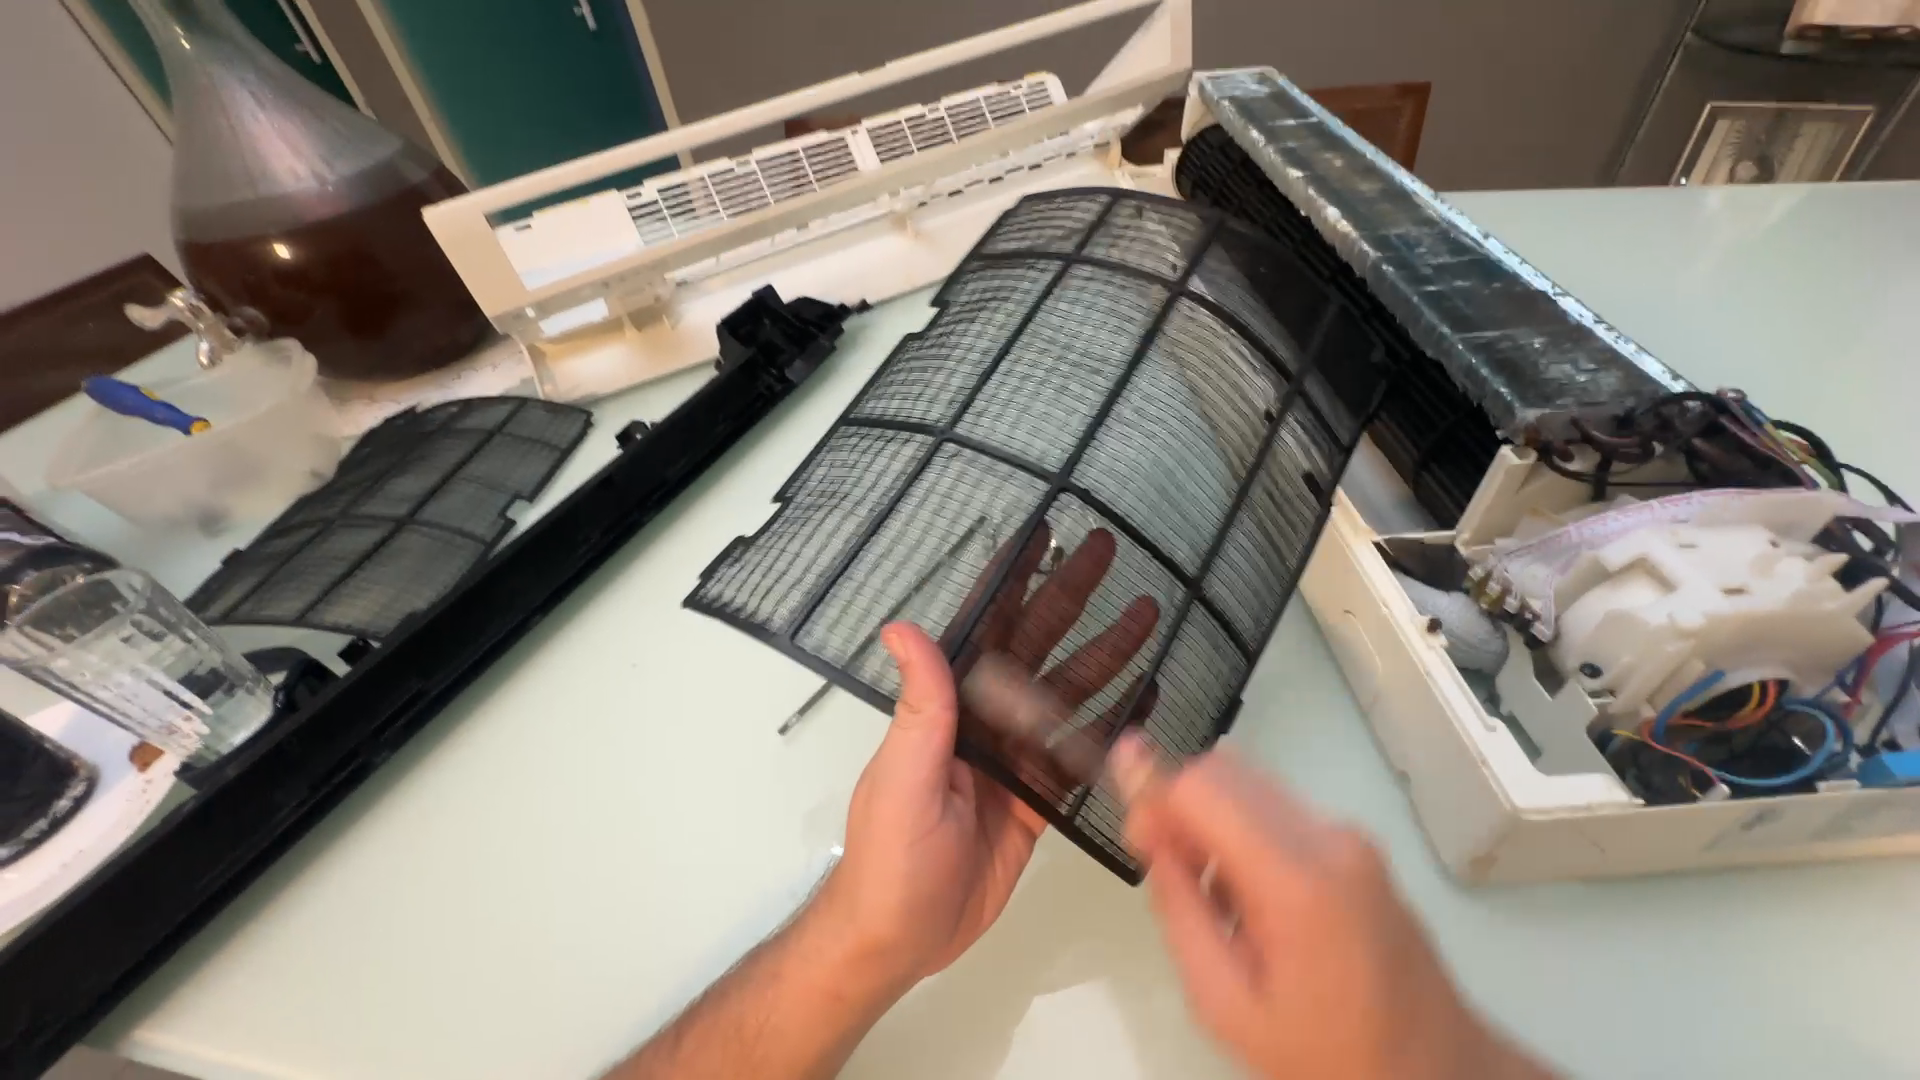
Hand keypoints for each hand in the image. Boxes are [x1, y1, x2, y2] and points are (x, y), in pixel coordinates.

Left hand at [816, 526, 1158, 985]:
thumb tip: (901, 626)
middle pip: (1036, 645)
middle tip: (1107, 552)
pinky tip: (1143, 695)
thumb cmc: (891, 854)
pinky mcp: (1037, 796)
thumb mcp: (903, 772)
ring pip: (1068, 692)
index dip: (1012, 579)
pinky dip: (1112, 723)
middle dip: (1071, 597)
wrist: (905, 934)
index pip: (984, 625)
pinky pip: (1080, 752)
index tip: (1040, 535)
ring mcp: (1013, 755)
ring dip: (1105, 652)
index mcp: (948, 703)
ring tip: (1146, 614)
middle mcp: (983, 719)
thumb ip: (921, 703)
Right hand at [1109, 738, 1556, 1079]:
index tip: (1136, 836)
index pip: (1201, 786)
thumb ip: (1179, 910)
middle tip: (1166, 867)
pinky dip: (1240, 826)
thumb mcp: (1226, 1005)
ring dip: (1209, 815)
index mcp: (1296, 881)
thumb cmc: (1327, 1055)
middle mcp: (1327, 837)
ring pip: (1246, 781)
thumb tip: (1150, 833)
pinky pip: (1274, 805)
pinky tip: (1249, 891)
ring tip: (1213, 891)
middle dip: (1177, 803)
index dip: (1154, 794)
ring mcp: (1348, 834)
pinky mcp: (1356, 841)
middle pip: (1221, 771)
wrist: (1443, 1074)